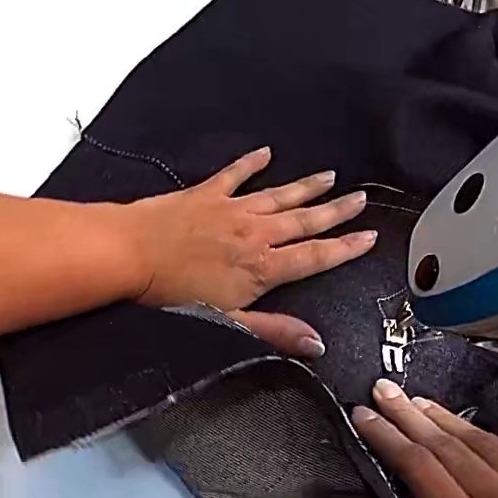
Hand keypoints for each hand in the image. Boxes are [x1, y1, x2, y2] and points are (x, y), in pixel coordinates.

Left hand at [118, 148, 375, 347]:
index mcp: (263, 266)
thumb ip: (274, 331)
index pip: (316, 256)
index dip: (346, 247)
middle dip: (337, 210)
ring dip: (307, 187)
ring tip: (330, 177)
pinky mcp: (207, 193)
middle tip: (360, 198)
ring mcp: (233, 209)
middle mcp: (256, 233)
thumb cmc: (172, 294)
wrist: (129, 253)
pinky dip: (252, 163)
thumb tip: (315, 344)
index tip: (368, 236)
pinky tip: (266, 153)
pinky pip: (236, 174)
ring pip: (280, 196)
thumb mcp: (227, 321)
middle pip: (306, 220)